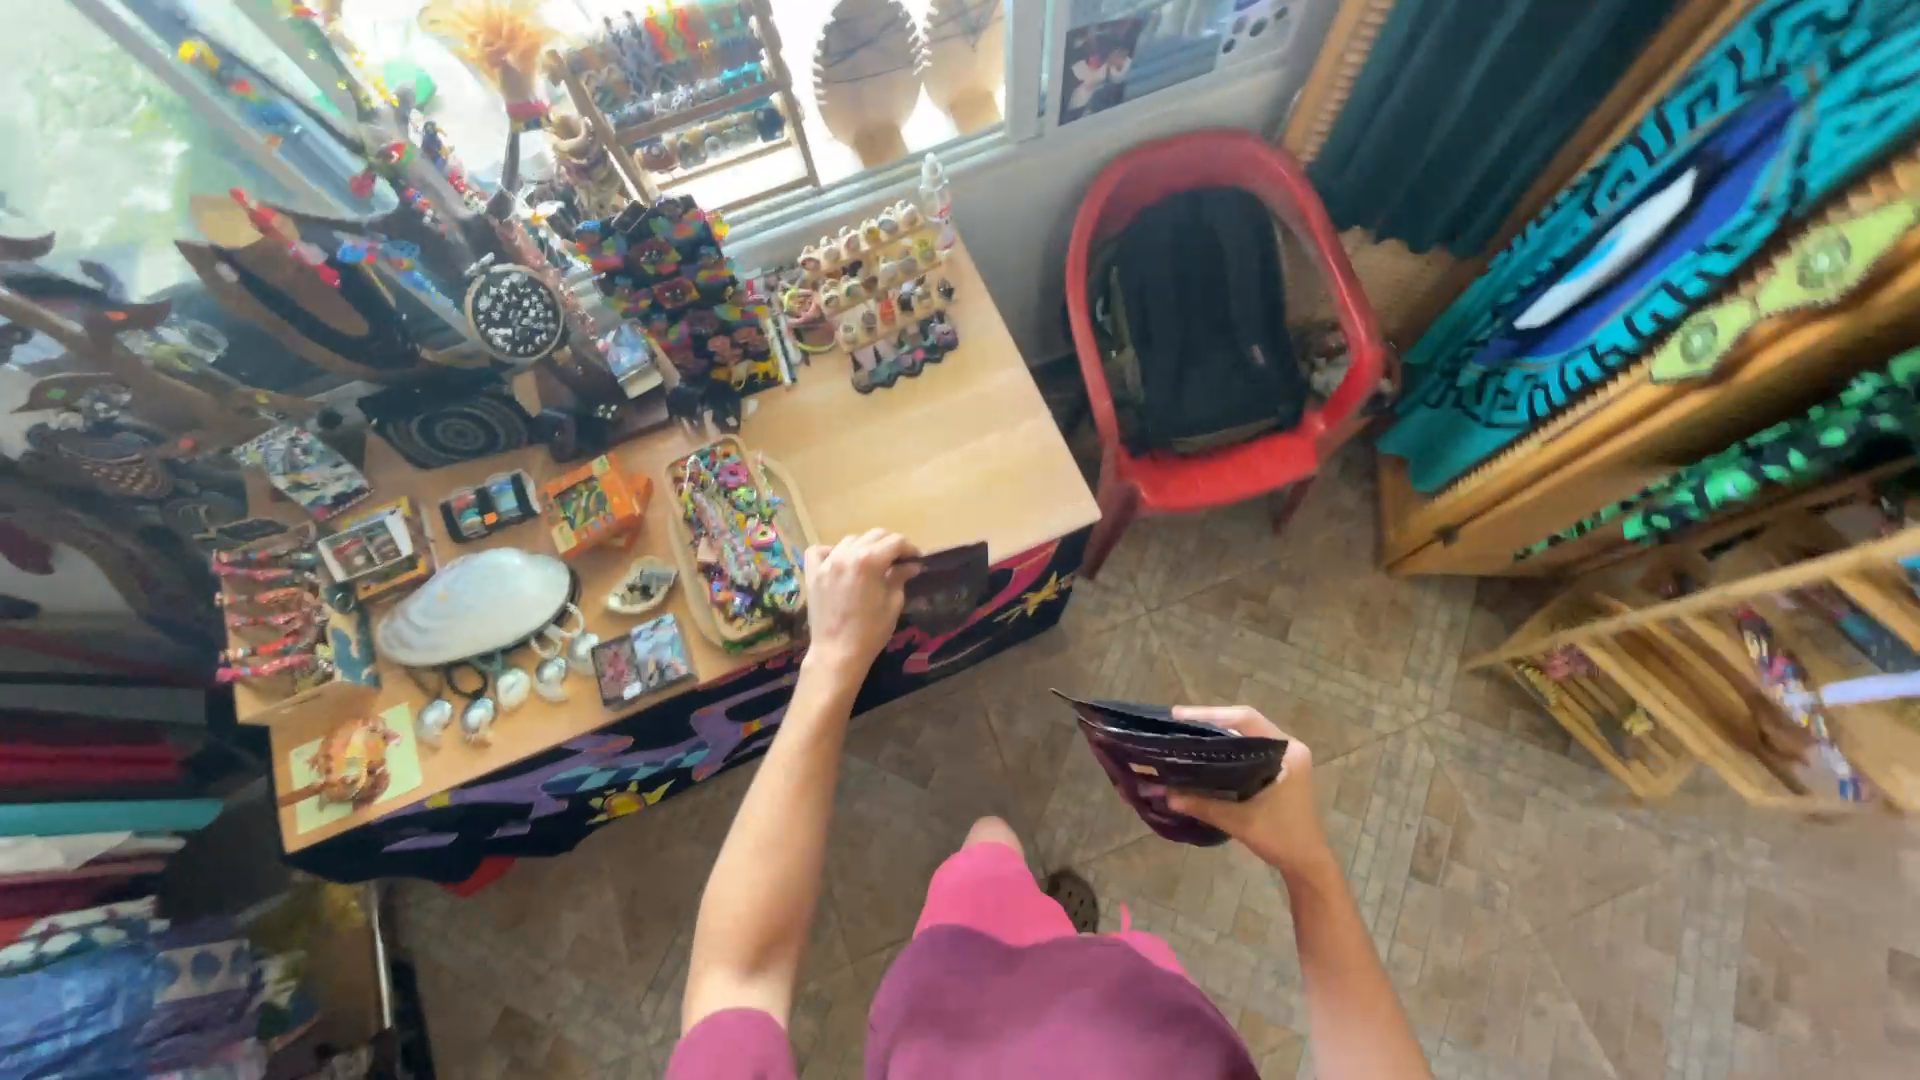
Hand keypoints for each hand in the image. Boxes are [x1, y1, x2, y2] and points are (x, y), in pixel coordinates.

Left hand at [803, 529, 919, 679]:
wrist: (837, 653)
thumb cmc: (871, 632)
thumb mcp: (893, 603)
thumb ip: (900, 577)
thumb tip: (911, 565)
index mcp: (869, 561)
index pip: (895, 541)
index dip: (909, 548)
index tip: (916, 558)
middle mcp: (846, 554)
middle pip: (874, 535)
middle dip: (890, 544)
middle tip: (899, 560)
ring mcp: (826, 562)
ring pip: (850, 540)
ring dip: (865, 547)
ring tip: (872, 563)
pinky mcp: (813, 573)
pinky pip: (819, 550)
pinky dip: (832, 551)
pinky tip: (840, 562)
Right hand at [1166, 706, 1334, 880]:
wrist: (1307, 865)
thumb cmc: (1281, 838)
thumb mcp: (1239, 820)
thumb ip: (1202, 804)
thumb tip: (1164, 794)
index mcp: (1287, 752)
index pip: (1245, 719)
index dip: (1210, 714)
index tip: (1179, 716)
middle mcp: (1288, 748)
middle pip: (1244, 722)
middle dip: (1210, 720)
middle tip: (1177, 722)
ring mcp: (1286, 758)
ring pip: (1245, 734)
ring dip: (1217, 732)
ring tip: (1186, 732)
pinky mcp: (1279, 769)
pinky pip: (1249, 748)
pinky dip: (1227, 747)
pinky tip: (1205, 751)